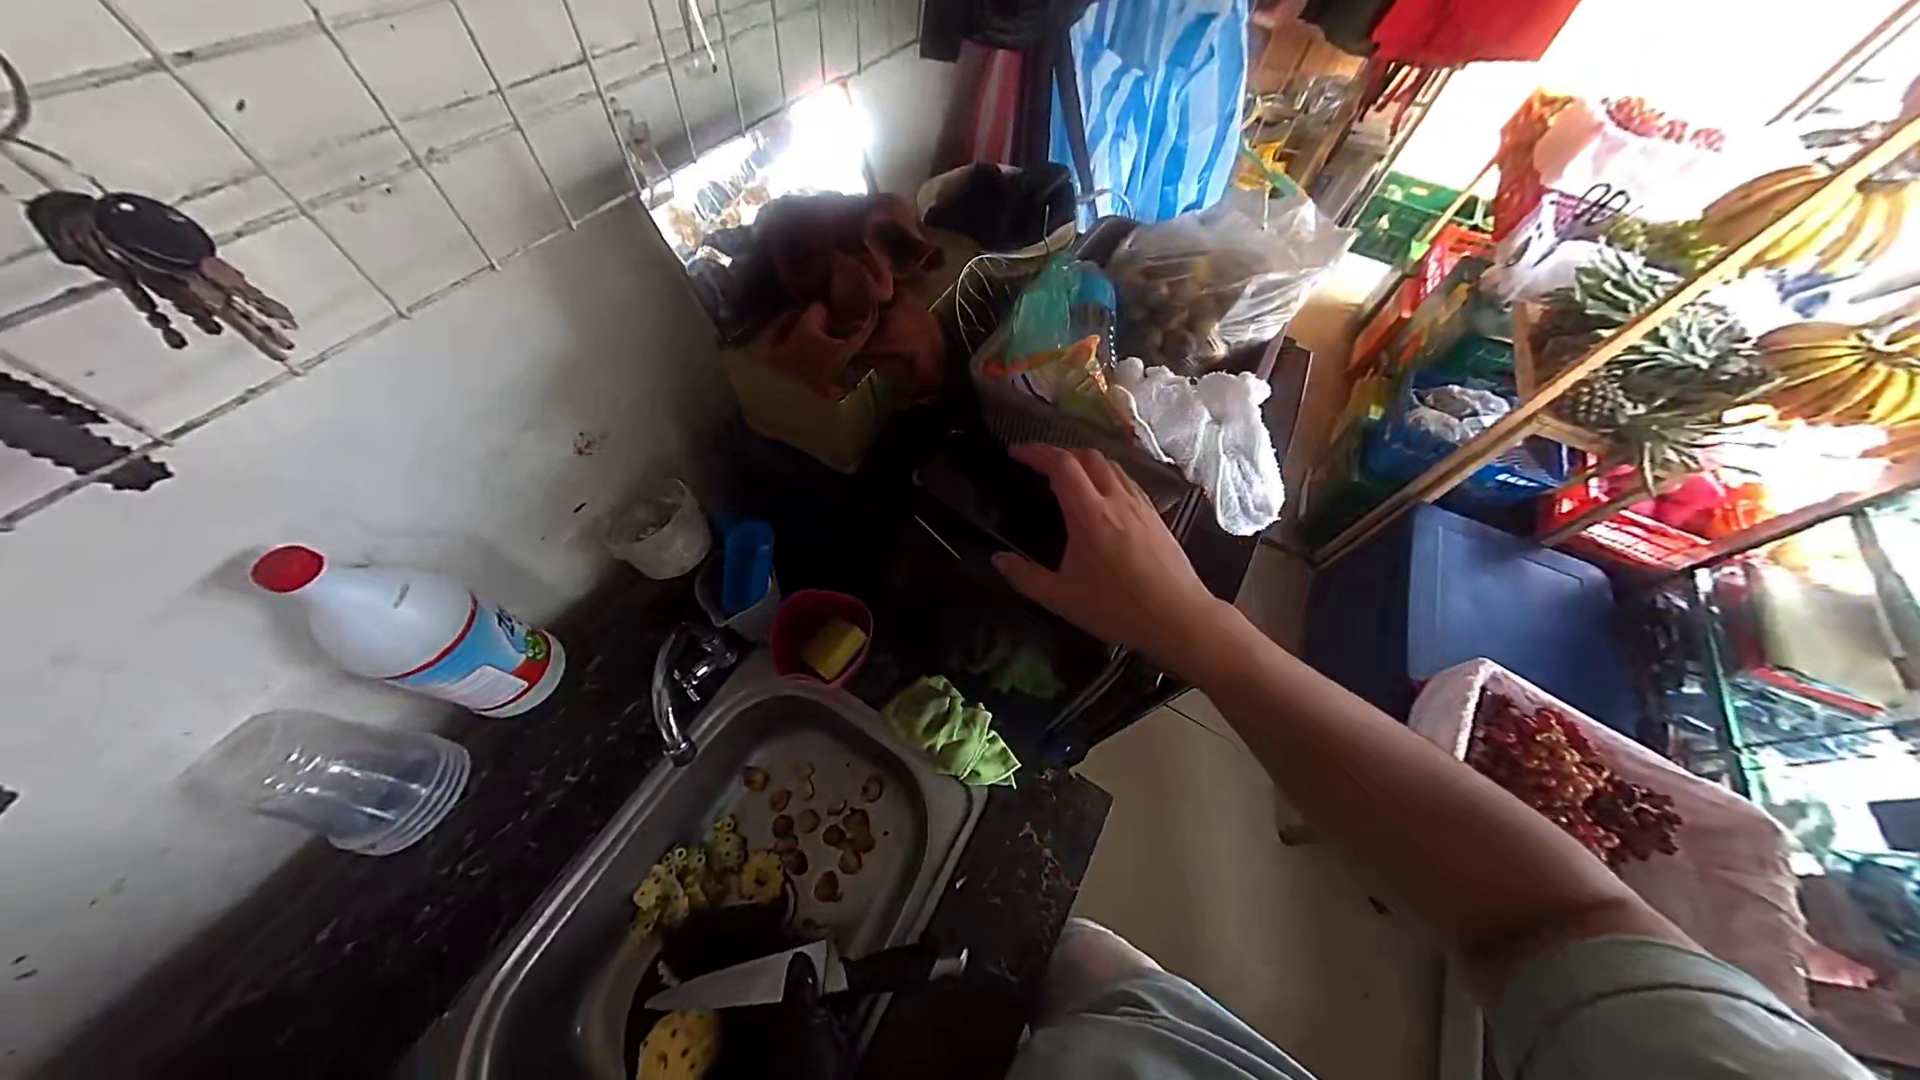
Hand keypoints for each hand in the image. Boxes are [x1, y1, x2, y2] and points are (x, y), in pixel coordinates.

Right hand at [992, 444, 1234, 674]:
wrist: (1178, 617)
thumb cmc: (1118, 608)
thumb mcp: (1062, 599)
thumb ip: (1025, 577)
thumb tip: (999, 560)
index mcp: (1090, 515)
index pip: (1061, 465)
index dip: (1036, 452)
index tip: (1016, 452)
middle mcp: (1117, 500)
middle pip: (1087, 456)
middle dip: (1058, 452)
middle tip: (1038, 464)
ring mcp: (1141, 505)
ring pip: (1111, 465)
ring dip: (1084, 461)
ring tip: (1067, 477)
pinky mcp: (1155, 516)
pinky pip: (1127, 481)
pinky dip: (1106, 476)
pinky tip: (1101, 498)